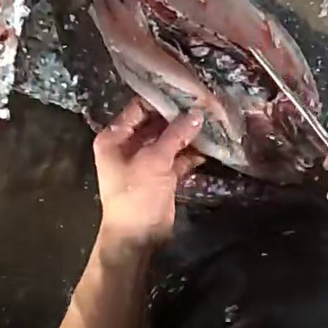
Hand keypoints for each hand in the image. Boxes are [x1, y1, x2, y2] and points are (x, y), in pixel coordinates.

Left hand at [92, 99, 203, 255]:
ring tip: (212, 123)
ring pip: (169, 141)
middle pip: (156, 124)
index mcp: (115, 138)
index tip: (186, 90)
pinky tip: (209, 147)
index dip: (161, 99)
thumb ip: (175, 134)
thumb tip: (197, 113)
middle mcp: (128, 146)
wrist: (137, 237)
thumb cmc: (136, 195)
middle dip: (179, 117)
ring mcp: (146, 162)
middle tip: (205, 105)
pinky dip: (191, 154)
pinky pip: (177, 159)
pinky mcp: (161, 177)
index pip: (138, 108)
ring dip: (188, 136)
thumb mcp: (154, 160)